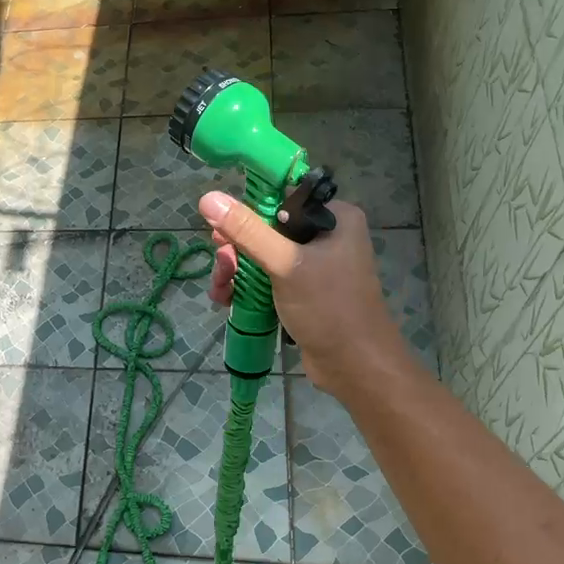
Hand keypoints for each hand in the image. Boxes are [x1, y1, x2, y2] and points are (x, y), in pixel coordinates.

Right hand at [200, 191, 402, 392]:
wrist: (355, 366)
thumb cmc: (329, 308)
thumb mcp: (285, 265)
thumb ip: (247, 232)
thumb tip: (208, 198)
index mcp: (334, 218)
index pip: (283, 197)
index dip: (248, 210)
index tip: (221, 230)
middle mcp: (325, 236)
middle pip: (266, 229)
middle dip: (236, 249)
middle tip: (223, 268)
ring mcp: (313, 267)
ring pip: (261, 257)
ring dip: (236, 272)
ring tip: (221, 291)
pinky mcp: (302, 292)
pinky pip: (266, 280)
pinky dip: (246, 288)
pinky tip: (227, 301)